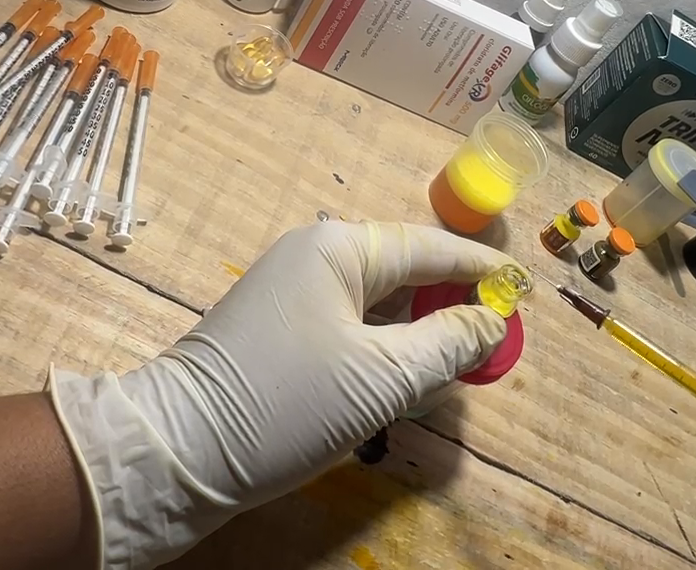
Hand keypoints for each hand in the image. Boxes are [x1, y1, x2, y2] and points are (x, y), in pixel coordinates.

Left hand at [51, 221, 511, 569]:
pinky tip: (408, 369)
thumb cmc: (285, 402)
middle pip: (402, 267)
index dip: (478, 265)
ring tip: (462, 353)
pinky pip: (349, 320)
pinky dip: (384, 341)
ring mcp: (293, 287)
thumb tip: (490, 321)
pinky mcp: (280, 323)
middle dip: (449, 297)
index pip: (426, 246)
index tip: (520, 282)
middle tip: (496, 330)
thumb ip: (445, 345)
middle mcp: (315, 254)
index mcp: (338, 248)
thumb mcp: (379, 379)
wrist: (175, 449)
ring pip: (376, 297)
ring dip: (418, 324)